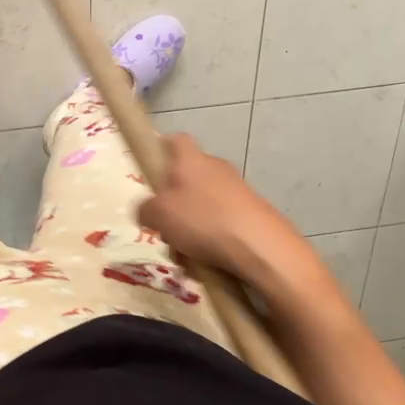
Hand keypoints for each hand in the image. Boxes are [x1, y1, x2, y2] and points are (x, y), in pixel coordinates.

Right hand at [138, 134, 296, 275]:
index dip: (160, 151)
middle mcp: (215, 169)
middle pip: (185, 182)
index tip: (151, 172)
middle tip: (164, 230)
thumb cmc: (202, 219)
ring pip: (200, 208)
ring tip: (185, 257)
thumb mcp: (158, 214)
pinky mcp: (249, 214)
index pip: (174, 140)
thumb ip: (144, 209)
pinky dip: (208, 242)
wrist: (259, 244)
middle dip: (172, 208)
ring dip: (188, 232)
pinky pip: (218, 225)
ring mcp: (235, 191)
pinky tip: (204, 263)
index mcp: (191, 160)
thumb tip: (148, 211)